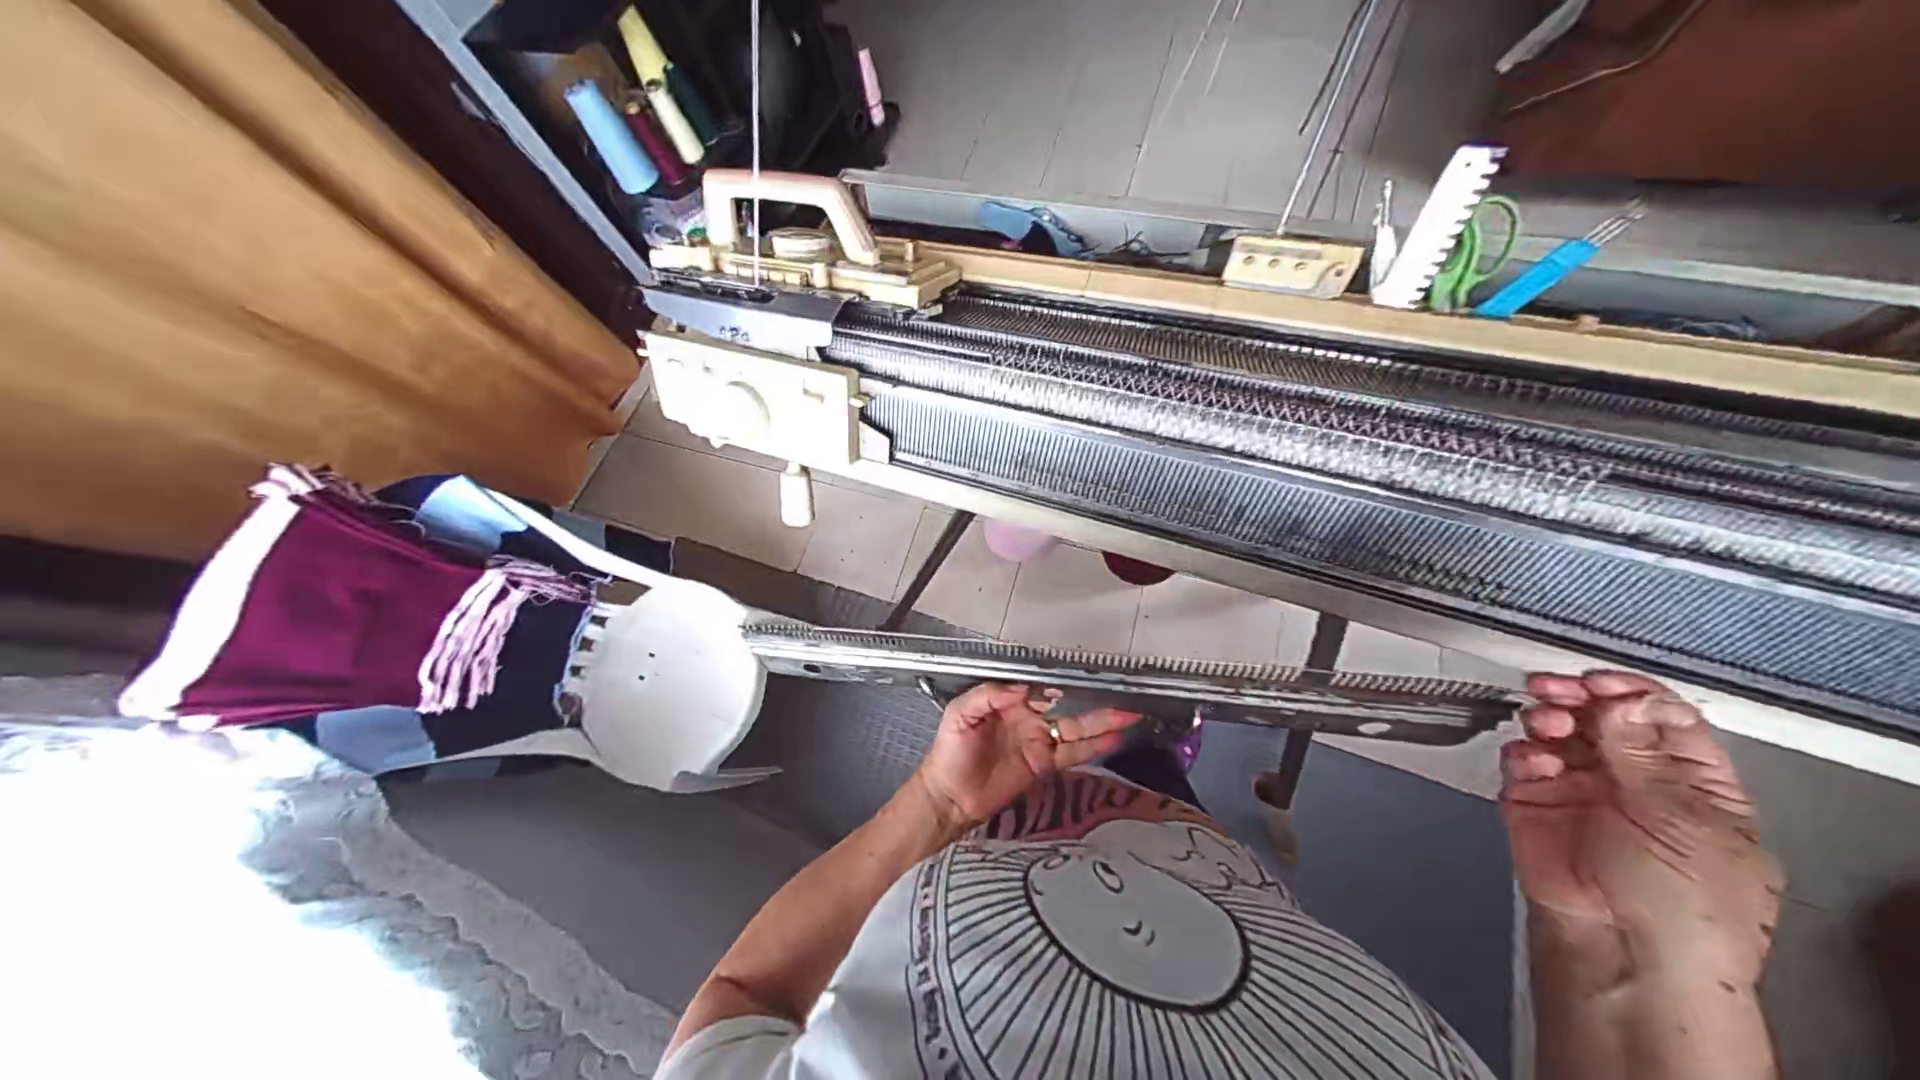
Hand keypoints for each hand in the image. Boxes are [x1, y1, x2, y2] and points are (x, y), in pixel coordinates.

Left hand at [914, 682, 1140, 829]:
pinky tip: (1114, 738)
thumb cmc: (949, 753)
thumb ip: (987, 695)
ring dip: (1102, 722)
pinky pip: (1073, 752)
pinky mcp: (1043, 764)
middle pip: (1065, 705)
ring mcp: (1038, 741)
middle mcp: (1027, 717)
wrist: (949, 797)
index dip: (1061, 680)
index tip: (1084, 674)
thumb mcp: (959, 715)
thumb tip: (1020, 687)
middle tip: (1119, 693)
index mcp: (1007, 701)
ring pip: (1075, 728)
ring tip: (1128, 715)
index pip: (1040, 685)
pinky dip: (1095, 746)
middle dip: (1092, 700)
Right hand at [1502, 671, 1781, 983]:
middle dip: (1577, 697)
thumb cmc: (1685, 906)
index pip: (1660, 717)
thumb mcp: (1683, 820)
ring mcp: (1581, 788)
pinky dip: (1522, 753)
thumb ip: (1643, 753)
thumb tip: (1623, 699)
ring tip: (1546, 727)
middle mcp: (1634, 780)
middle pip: (1601, 718)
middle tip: (1556, 689)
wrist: (1622, 948)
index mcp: (1691, 782)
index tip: (1600, 682)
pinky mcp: (1534, 799)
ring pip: (1557, 731)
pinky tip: (1532, 763)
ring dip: (1548, 719)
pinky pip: (1521, 759)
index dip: (1630, 692)